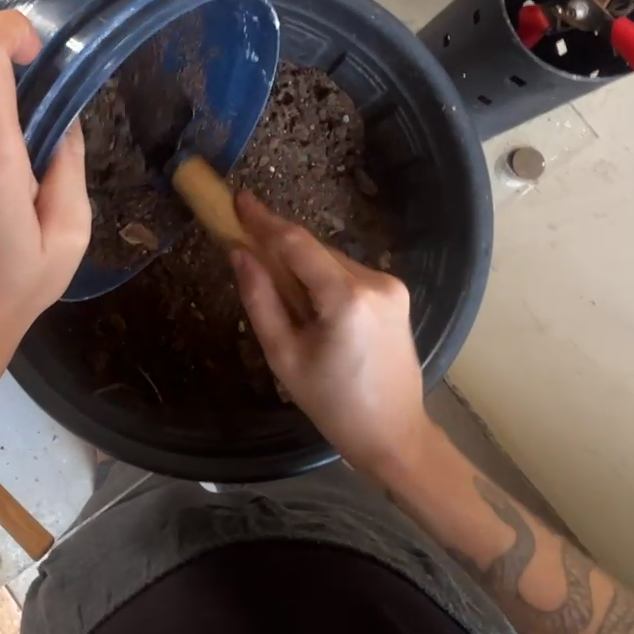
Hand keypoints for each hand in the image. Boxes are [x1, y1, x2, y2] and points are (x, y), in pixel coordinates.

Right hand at [229, 191, 428, 474]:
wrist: (394, 434)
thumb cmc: (332, 403)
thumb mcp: (283, 355)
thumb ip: (259, 299)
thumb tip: (238, 254)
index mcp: (346, 297)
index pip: (296, 244)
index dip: (263, 220)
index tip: (237, 199)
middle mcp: (374, 281)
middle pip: (313, 250)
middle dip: (276, 246)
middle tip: (241, 245)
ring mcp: (391, 286)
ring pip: (329, 260)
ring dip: (298, 266)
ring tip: (278, 295)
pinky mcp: (396, 294)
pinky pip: (345, 274)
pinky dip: (320, 278)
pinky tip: (307, 304)